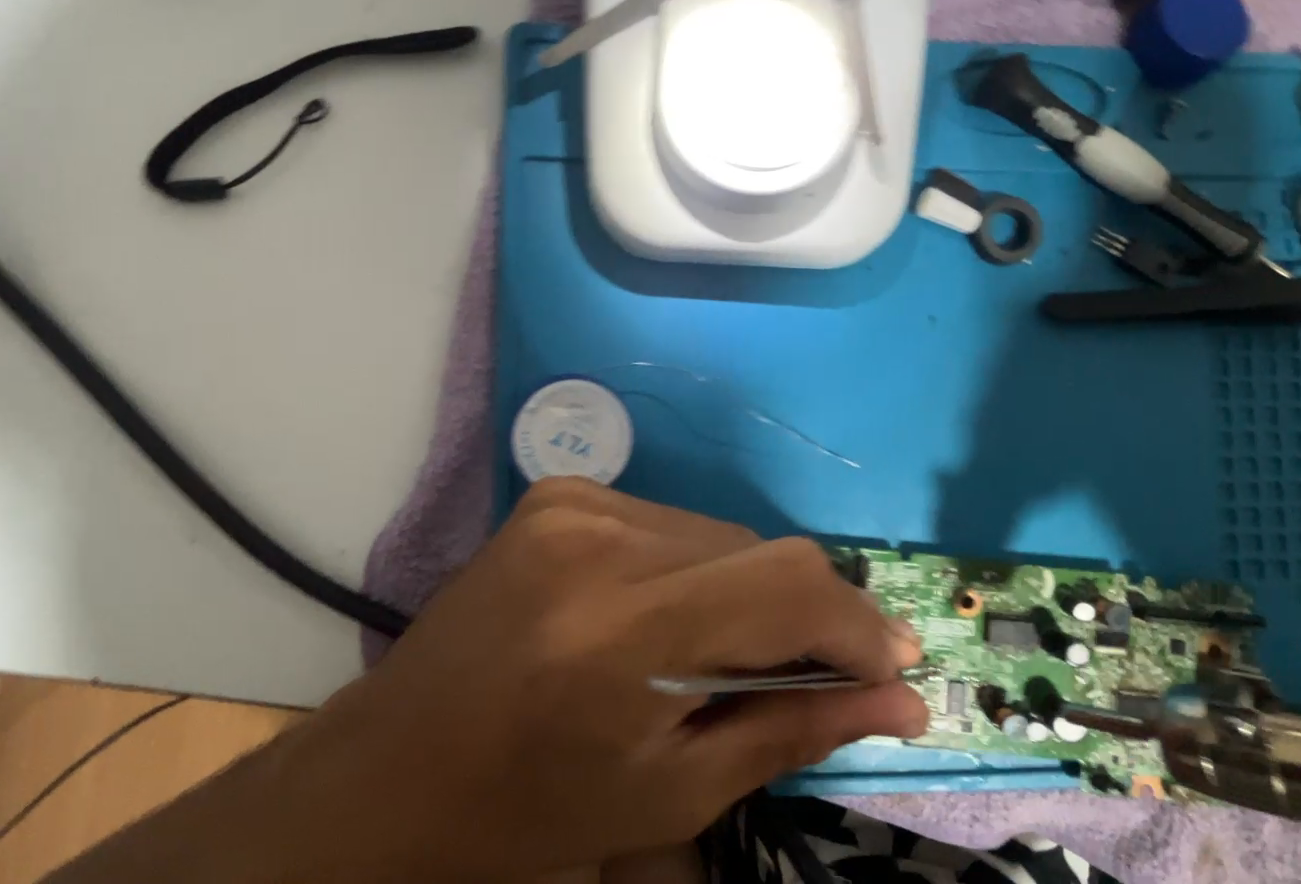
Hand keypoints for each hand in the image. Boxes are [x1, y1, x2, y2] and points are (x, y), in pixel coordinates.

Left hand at [298, 478, 925, 876]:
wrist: (397, 765)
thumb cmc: (532, 806)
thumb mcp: (674, 790)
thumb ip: (792, 730)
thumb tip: (903, 701)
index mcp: (623, 627)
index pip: (786, 584)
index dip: (856, 626)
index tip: (896, 668)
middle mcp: (599, 539)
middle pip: (761, 550)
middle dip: (810, 614)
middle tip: (822, 673)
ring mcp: (572, 505)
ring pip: (720, 533)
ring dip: (751, 590)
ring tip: (736, 653)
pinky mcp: (557, 494)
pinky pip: (669, 521)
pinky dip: (696, 566)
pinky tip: (674, 617)